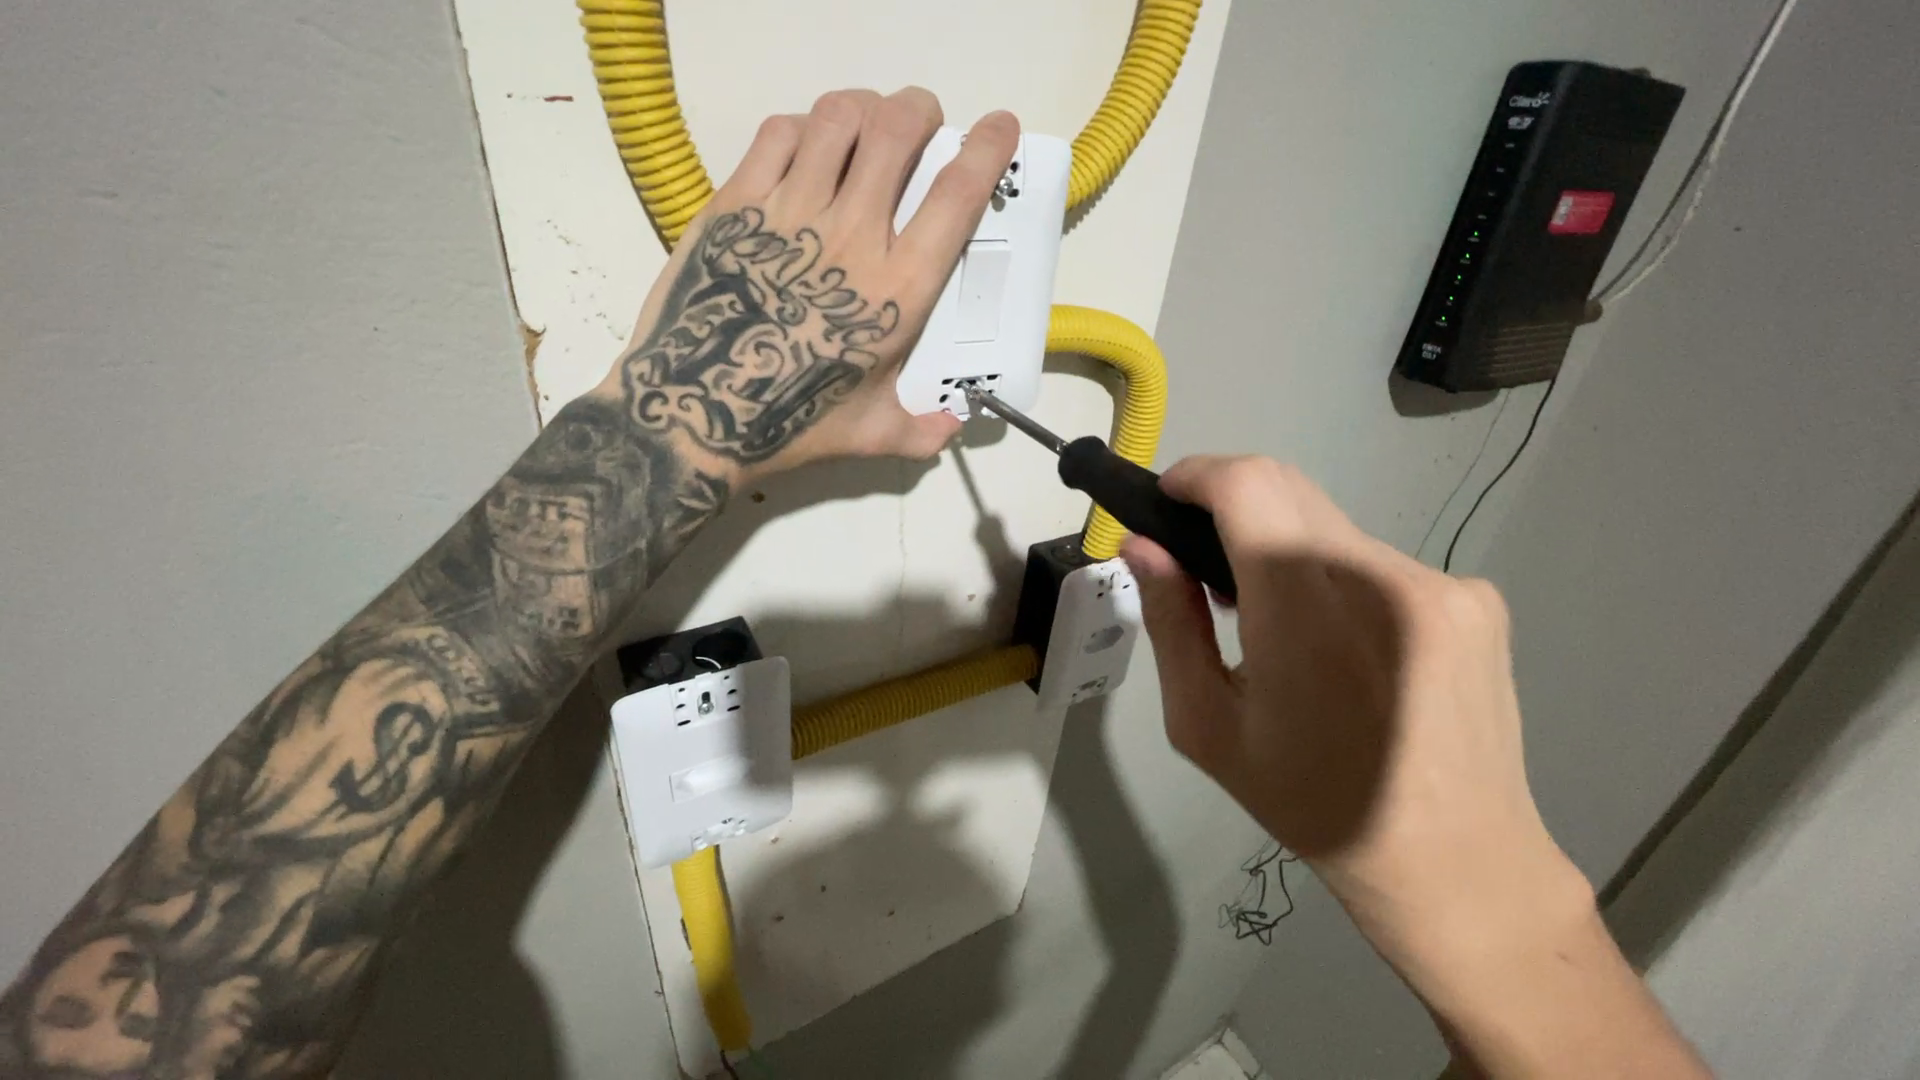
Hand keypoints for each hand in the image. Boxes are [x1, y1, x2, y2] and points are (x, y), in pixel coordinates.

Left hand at [607, 89, 1019, 478]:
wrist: (694, 411)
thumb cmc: (791, 424)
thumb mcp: (873, 435)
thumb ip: (923, 431)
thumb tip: (955, 425)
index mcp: (898, 289)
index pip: (956, 197)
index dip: (986, 149)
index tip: (998, 127)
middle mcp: (852, 236)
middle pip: (897, 132)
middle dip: (920, 111)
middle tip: (921, 123)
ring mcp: (790, 212)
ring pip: (839, 118)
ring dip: (865, 109)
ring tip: (868, 126)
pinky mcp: (736, 202)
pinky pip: (780, 132)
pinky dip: (806, 125)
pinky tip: (810, 146)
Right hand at [1120, 457, 1590, 970]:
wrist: (1455, 861)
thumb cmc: (1310, 800)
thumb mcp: (1208, 724)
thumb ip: (1171, 621)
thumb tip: (1141, 546)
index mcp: (1305, 608)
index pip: (1248, 484)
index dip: (1198, 473)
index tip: (1168, 495)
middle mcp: (1382, 575)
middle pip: (1289, 490)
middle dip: (1234, 506)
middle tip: (1208, 566)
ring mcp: (1443, 583)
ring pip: (1335, 530)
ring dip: (1291, 553)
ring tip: (1281, 626)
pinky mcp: (1479, 600)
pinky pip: (1385, 563)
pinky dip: (1344, 583)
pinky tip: (1349, 650)